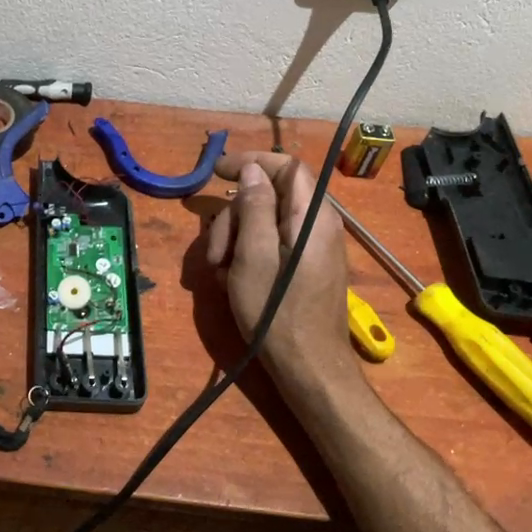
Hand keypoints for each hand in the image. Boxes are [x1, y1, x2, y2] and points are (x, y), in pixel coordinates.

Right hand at [205, 151, 360, 379]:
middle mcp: (317, 225)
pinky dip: (247, 256)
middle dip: (234, 216)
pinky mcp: (305, 267)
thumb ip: (254, 207)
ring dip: (234, 240)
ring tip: (220, 273)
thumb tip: (252, 171)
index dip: (251, 161)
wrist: (309, 369)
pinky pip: (271, 245)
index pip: (286, 166)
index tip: (216, 172)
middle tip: (214, 251)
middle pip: (269, 196)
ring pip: (264, 222)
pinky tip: (233, 281)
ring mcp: (312, 248)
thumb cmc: (277, 312)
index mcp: (311, 217)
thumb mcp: (253, 256)